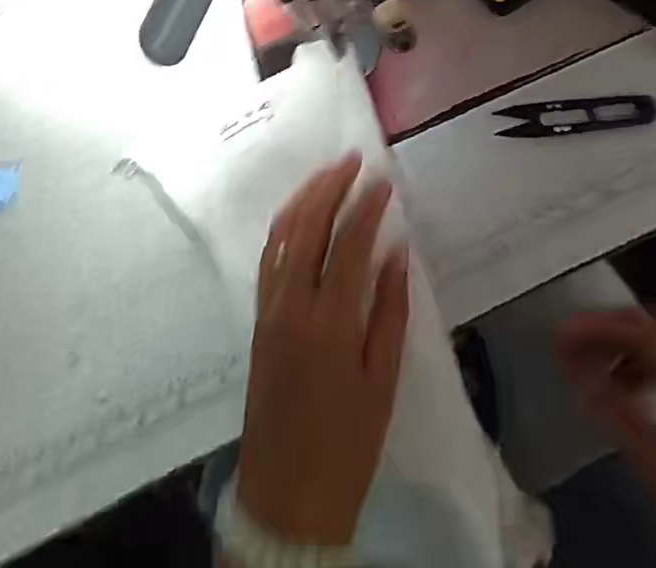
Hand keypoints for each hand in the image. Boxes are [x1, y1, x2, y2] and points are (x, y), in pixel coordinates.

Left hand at [237, 154, 410, 545]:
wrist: (287, 496)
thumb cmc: (349, 442)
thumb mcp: (382, 379)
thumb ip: (390, 309)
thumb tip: (396, 251)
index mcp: (329, 321)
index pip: (348, 242)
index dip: (367, 205)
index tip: (383, 179)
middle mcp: (292, 305)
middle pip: (307, 227)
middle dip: (329, 186)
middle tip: (352, 159)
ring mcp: (269, 311)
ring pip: (281, 237)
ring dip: (304, 199)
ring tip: (327, 174)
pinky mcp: (258, 321)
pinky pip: (269, 260)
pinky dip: (286, 228)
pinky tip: (301, 216)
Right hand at [558, 311, 655, 567]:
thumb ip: (626, 425)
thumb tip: (585, 387)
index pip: (643, 334)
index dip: (598, 328)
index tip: (563, 335)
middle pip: (655, 328)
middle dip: (608, 332)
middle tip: (569, 347)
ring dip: (626, 348)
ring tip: (592, 370)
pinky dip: (648, 362)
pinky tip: (628, 388)